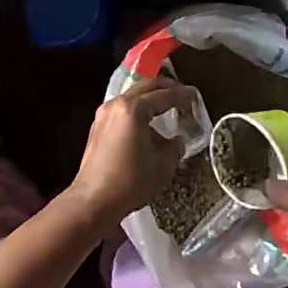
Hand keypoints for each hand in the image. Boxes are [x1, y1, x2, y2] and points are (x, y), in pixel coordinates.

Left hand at [68, 78, 199, 225]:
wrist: (93, 201)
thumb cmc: (131, 181)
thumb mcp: (162, 166)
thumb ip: (174, 148)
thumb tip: (177, 141)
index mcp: (134, 109)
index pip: (163, 96)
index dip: (182, 95)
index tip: (194, 94)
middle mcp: (116, 105)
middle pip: (144, 87)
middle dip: (164, 87)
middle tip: (180, 92)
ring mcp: (103, 115)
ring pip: (131, 96)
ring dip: (148, 98)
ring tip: (164, 107)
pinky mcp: (97, 127)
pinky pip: (122, 109)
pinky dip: (136, 109)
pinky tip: (145, 123)